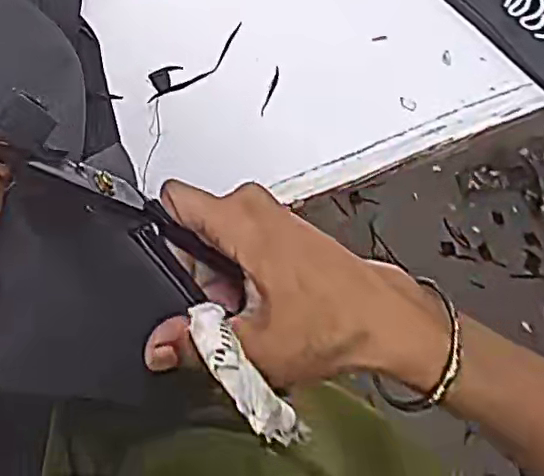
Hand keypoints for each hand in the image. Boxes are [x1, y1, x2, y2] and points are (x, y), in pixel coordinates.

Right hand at [143, 181, 453, 391]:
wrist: (383, 319)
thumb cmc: (337, 322)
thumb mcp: (258, 346)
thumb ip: (198, 345)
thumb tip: (159, 346)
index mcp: (240, 218)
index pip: (172, 198)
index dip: (161, 234)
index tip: (172, 268)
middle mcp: (250, 203)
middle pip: (190, 223)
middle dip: (195, 267)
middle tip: (220, 303)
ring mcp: (265, 209)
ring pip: (212, 231)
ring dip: (216, 271)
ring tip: (244, 306)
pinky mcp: (274, 220)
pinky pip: (234, 233)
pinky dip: (236, 265)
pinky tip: (258, 298)